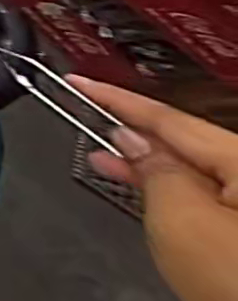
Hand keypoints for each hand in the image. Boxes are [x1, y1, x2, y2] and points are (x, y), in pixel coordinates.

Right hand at [73, 74, 237, 300]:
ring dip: (160, 169)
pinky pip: (226, 201)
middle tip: (88, 124)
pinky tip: (159, 198)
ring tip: (112, 165)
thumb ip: (152, 170)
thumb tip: (131, 141)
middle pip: (200, 148)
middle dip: (141, 139)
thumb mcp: (179, 218)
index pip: (173, 120)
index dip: (118, 99)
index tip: (78, 81)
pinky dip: (188, 194)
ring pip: (214, 176)